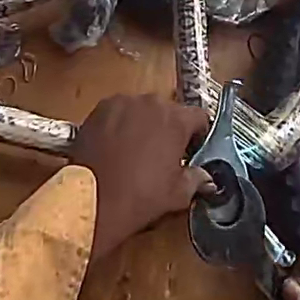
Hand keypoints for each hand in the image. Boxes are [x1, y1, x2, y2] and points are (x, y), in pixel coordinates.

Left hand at [68, 95, 209, 263]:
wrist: (93, 198)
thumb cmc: (140, 196)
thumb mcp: (177, 194)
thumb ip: (196, 179)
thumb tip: (206, 177)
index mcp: (175, 119)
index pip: (199, 116)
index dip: (199, 134)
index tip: (193, 151)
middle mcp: (150, 102)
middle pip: (169, 110)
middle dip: (169, 129)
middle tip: (165, 154)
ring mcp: (123, 101)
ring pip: (142, 109)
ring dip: (144, 123)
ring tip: (137, 150)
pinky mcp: (101, 107)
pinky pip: (119, 111)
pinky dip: (121, 123)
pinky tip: (116, 146)